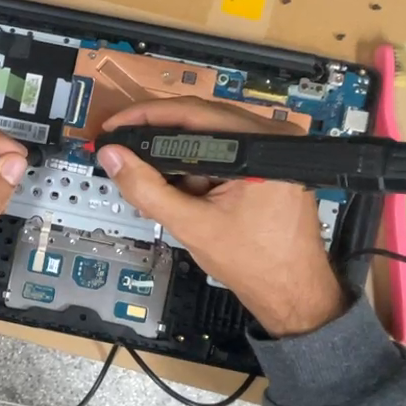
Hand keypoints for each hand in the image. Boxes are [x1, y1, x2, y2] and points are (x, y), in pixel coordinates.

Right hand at [97, 99, 345, 336]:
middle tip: (121, 152)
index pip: (191, 113)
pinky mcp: (266, 164)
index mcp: (261, 145)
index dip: (144, 117)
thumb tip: (112, 156)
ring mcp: (271, 151)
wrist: (292, 292)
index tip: (113, 128)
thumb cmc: (256, 262)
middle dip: (155, 141)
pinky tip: (180, 193)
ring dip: (173, 159)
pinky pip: (218, 154)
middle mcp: (272, 137)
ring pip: (204, 139)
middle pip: (197, 122)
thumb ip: (145, 188)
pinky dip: (192, 170)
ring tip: (152, 183)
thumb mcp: (190, 224)